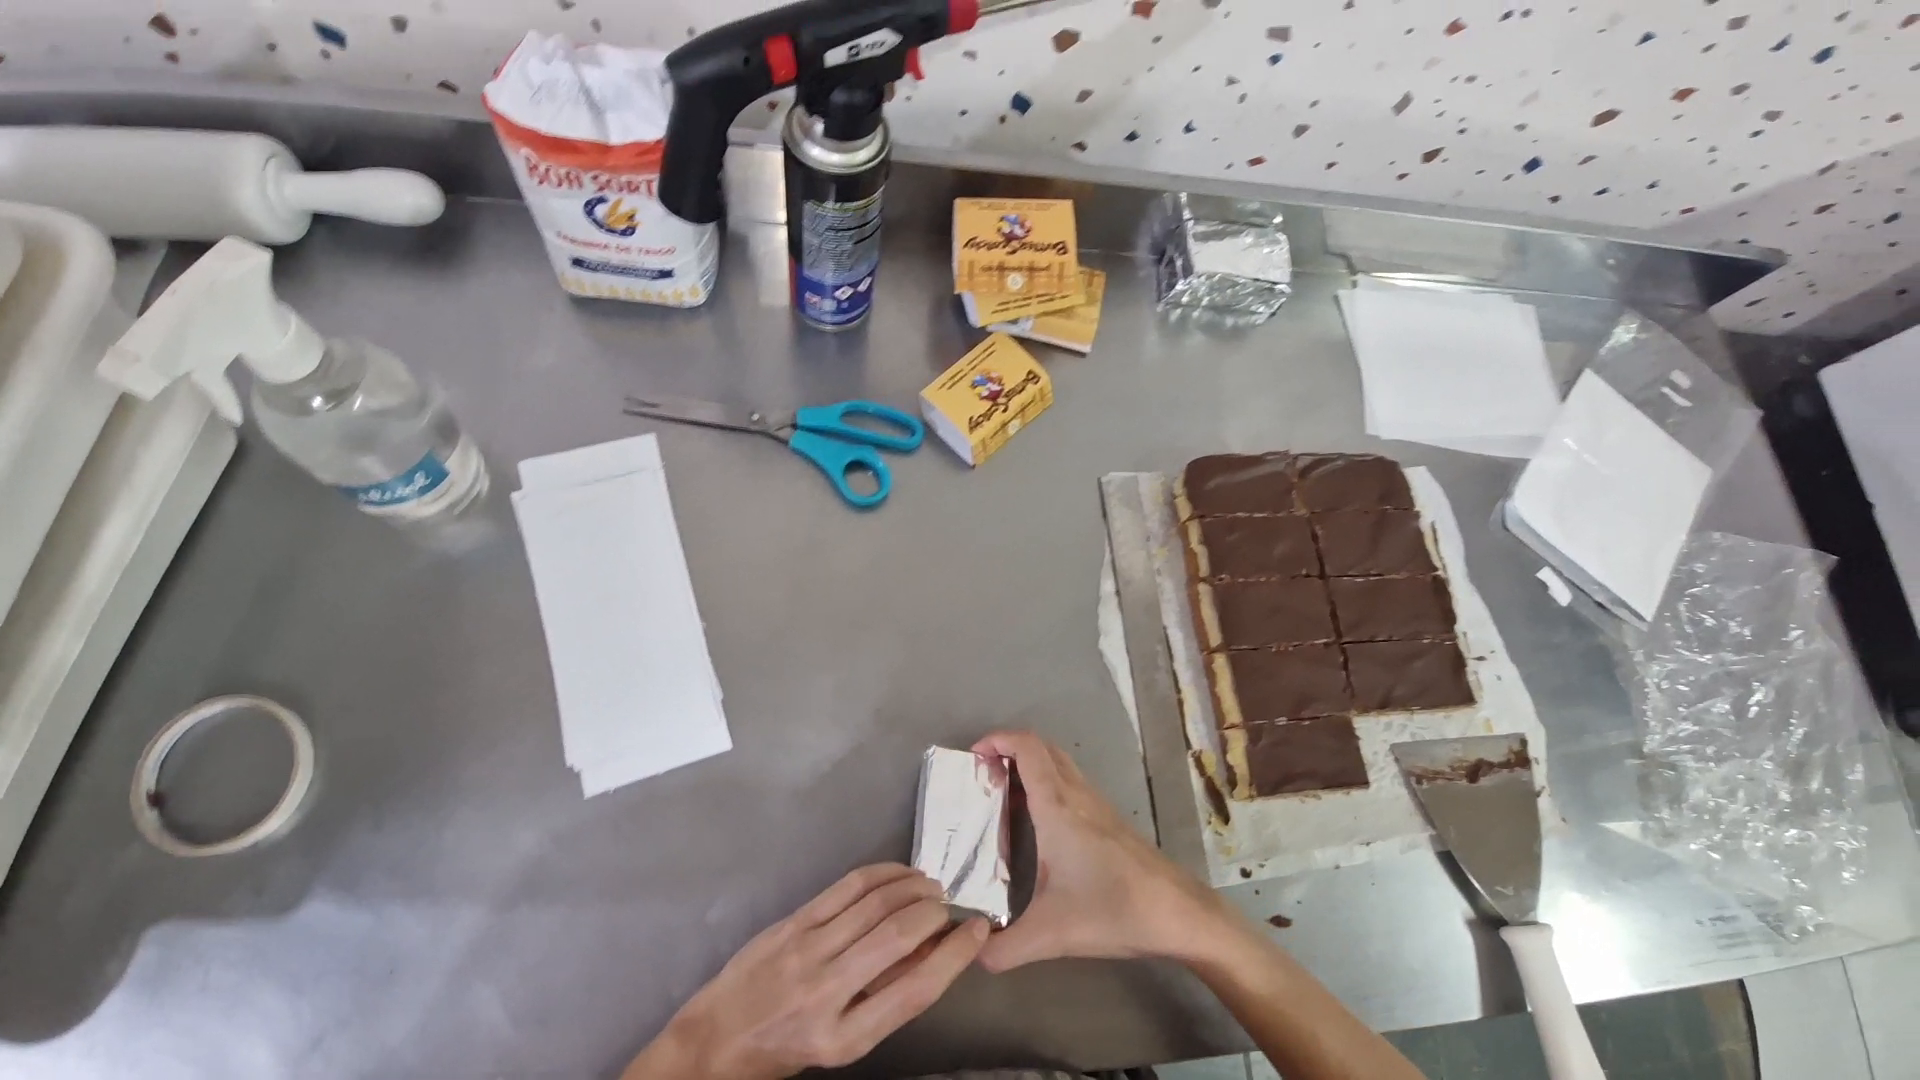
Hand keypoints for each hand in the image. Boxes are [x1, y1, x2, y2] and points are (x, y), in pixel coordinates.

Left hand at [624, 864, 987, 1079]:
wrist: (714, 1040)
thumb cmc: (784, 1050)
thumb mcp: (840, 1043)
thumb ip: (884, 999)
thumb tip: (933, 951)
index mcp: (844, 1037)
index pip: (915, 990)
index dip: (954, 956)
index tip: (978, 931)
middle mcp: (826, 991)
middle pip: (897, 937)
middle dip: (934, 912)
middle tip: (951, 905)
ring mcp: (806, 950)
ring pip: (874, 904)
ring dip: (912, 887)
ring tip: (931, 886)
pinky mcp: (792, 923)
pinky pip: (846, 888)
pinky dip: (882, 875)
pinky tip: (900, 874)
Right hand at [971, 731, 1231, 971]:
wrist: (1179, 914)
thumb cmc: (1114, 910)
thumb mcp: (1051, 935)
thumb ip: (1006, 949)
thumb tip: (973, 955)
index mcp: (1058, 806)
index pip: (1026, 748)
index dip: (997, 739)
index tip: (971, 756)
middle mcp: (1077, 795)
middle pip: (1041, 748)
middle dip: (1008, 750)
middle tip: (981, 778)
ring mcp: (1097, 805)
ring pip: (1059, 764)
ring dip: (1029, 767)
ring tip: (1001, 799)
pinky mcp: (1109, 821)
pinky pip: (1070, 784)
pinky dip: (1047, 786)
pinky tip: (1037, 825)